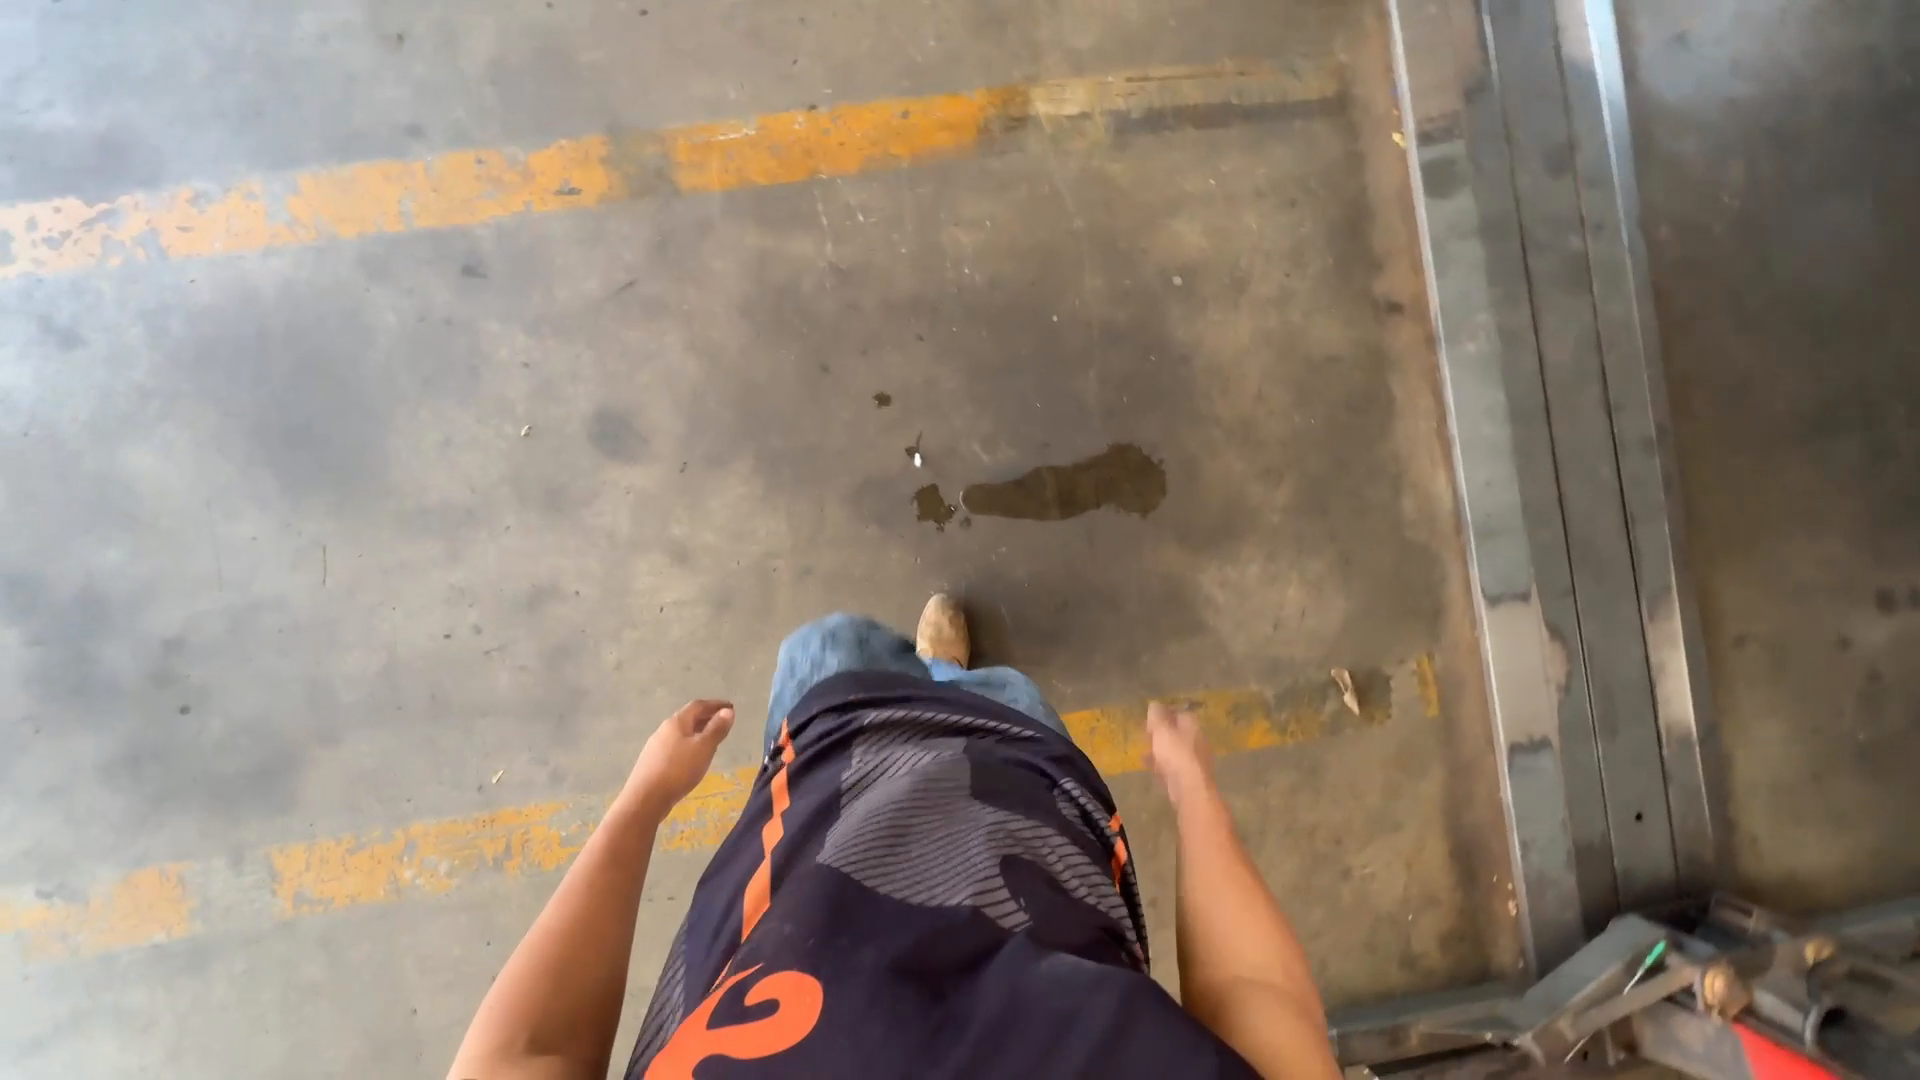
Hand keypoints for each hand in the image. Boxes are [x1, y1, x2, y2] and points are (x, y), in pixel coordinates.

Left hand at [621, 699, 734, 819]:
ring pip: (681, 733)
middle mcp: (664, 729)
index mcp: (677, 722)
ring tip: (711, 741)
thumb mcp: (704, 748)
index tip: (731, 707)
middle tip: (723, 723)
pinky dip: (688, 745)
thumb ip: (717, 729)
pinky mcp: (652, 761)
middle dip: (707, 717)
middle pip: (688, 717)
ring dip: (697, 732)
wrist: (645, 799)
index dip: (716, 704)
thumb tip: (727, 711)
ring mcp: (655, 745)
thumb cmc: (679, 770)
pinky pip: (675, 745)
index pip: (698, 705)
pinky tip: (692, 758)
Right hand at [1146, 701, 1216, 810]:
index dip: (1164, 713)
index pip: (1179, 713)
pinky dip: (1160, 764)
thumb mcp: (1162, 729)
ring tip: (1144, 750)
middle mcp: (1196, 740)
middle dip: (1161, 732)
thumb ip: (1157, 715)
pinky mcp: (1188, 775)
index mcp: (1192, 725)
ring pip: (1173, 749)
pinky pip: (1172, 765)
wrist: (1189, 788)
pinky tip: (1148, 766)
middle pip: (1176, 731)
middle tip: (1145, 734)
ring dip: (1159, 749)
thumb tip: (1155, 704)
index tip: (1150, 718)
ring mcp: (1193, 759)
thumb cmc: (1176, 754)